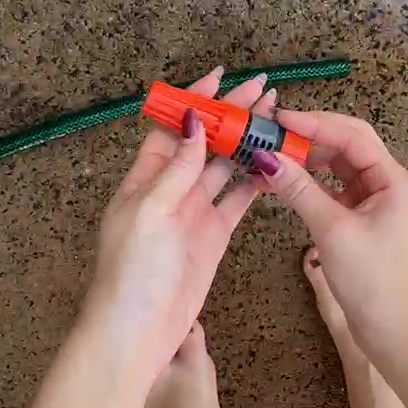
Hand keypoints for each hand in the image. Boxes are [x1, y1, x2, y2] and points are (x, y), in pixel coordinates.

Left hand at [84, 68, 274, 375]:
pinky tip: (275, 161)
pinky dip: (256, 180)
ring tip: (275, 117)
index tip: (219, 74)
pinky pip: (238, 199)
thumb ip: (177, 168)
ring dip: (247, 141)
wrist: (138, 333)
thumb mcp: (149, 211)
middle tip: (262, 89)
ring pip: (225, 165)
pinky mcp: (214, 233)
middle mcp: (172, 188)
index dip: (194, 99)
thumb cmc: (132, 270)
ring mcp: (195, 210)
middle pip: (205, 140)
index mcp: (147, 177)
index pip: (174, 126)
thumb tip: (193, 120)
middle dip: (231, 113)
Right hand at [249, 111, 407, 359]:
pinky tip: (287, 178)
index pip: (352, 136)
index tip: (280, 119)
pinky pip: (335, 186)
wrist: (391, 330)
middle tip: (275, 130)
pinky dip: (312, 180)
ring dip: (310, 156)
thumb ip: (300, 190)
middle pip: (349, 143)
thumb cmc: (370, 280)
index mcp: (394, 179)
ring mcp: (376, 199)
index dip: (315, 124)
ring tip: (275, 151)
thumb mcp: (332, 230)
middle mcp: (389, 182)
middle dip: (312, 134)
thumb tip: (266, 157)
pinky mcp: (363, 216)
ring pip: (340, 164)